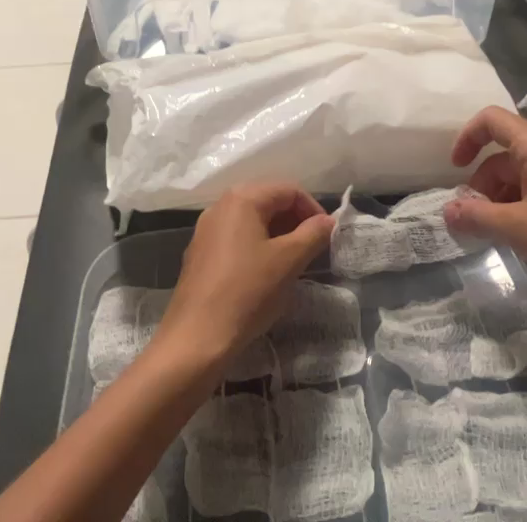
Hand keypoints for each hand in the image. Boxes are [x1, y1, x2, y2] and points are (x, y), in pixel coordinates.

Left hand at [153, 182, 334, 370]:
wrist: (197, 337)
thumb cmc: (248, 292)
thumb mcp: (289, 261)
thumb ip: (313, 234)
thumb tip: (329, 221)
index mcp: (241, 199)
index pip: (288, 190)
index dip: (313, 209)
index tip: (327, 236)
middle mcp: (220, 206)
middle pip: (268, 201)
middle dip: (295, 221)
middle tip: (313, 249)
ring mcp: (206, 230)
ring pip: (252, 221)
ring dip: (278, 235)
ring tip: (294, 263)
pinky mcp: (200, 254)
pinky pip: (236, 239)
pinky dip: (258, 247)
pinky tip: (266, 274)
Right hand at [443, 106, 526, 308]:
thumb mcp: (517, 229)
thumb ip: (476, 216)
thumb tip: (446, 212)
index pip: (492, 120)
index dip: (467, 138)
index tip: (455, 170)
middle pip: (503, 152)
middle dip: (481, 182)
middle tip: (474, 219)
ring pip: (519, 173)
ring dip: (498, 197)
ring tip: (493, 232)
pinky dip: (518, 205)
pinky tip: (517, 235)